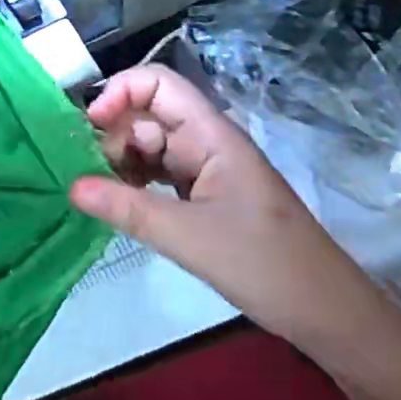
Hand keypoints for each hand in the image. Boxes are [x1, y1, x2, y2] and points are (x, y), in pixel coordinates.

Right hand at [69, 65, 383, 341]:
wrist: (330, 316)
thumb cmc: (266, 266)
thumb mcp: (189, 238)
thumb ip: (127, 208)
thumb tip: (70, 186)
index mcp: (211, 135)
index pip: (158, 83)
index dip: (120, 91)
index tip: (91, 125)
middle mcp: (206, 142)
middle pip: (147, 114)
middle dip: (113, 134)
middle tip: (90, 172)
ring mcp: (205, 168)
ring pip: (149, 145)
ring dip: (121, 160)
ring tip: (100, 191)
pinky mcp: (204, 194)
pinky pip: (158, 172)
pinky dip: (134, 182)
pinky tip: (120, 202)